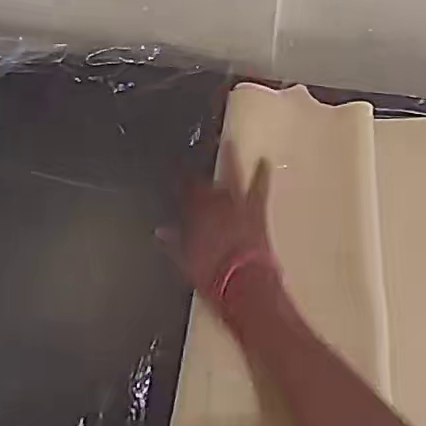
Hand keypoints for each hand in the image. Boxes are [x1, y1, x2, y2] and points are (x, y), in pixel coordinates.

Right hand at [159, 141, 275, 304]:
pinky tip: (264, 161)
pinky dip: (262, 174)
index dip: (181, 184)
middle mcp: (215, 205)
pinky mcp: (256, 210)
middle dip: (202, 175)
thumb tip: (161, 231)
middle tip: (198, 162)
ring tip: (229, 142)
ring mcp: (237, 205)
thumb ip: (174, 242)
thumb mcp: (185, 261)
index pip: (185, 193)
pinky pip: (259, 188)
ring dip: (230, 160)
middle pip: (207, 185)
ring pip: (232, 177)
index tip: (178, 176)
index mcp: (195, 216)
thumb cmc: (212, 276)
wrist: (244, 283)